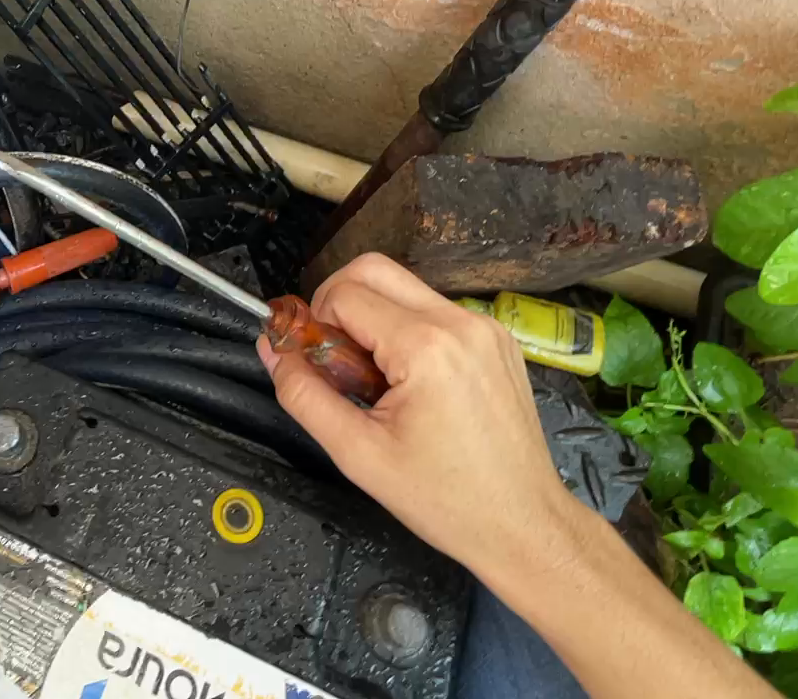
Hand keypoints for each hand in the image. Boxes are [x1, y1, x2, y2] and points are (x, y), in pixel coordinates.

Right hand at [258, 253, 580, 574]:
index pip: (344, 294)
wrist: (526, 528)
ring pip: (402, 285)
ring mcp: (483, 326)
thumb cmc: (445, 499)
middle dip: (336, 300)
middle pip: (373, 268)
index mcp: (426, 347)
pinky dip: (403, 325)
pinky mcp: (495, 337)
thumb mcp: (356, 453)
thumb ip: (302, 393)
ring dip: (370, 314)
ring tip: (369, 372)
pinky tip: (404, 376)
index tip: (315, 362)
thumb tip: (271, 348)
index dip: (314, 322)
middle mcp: (460, 323)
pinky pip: (431, 307)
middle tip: (331, 350)